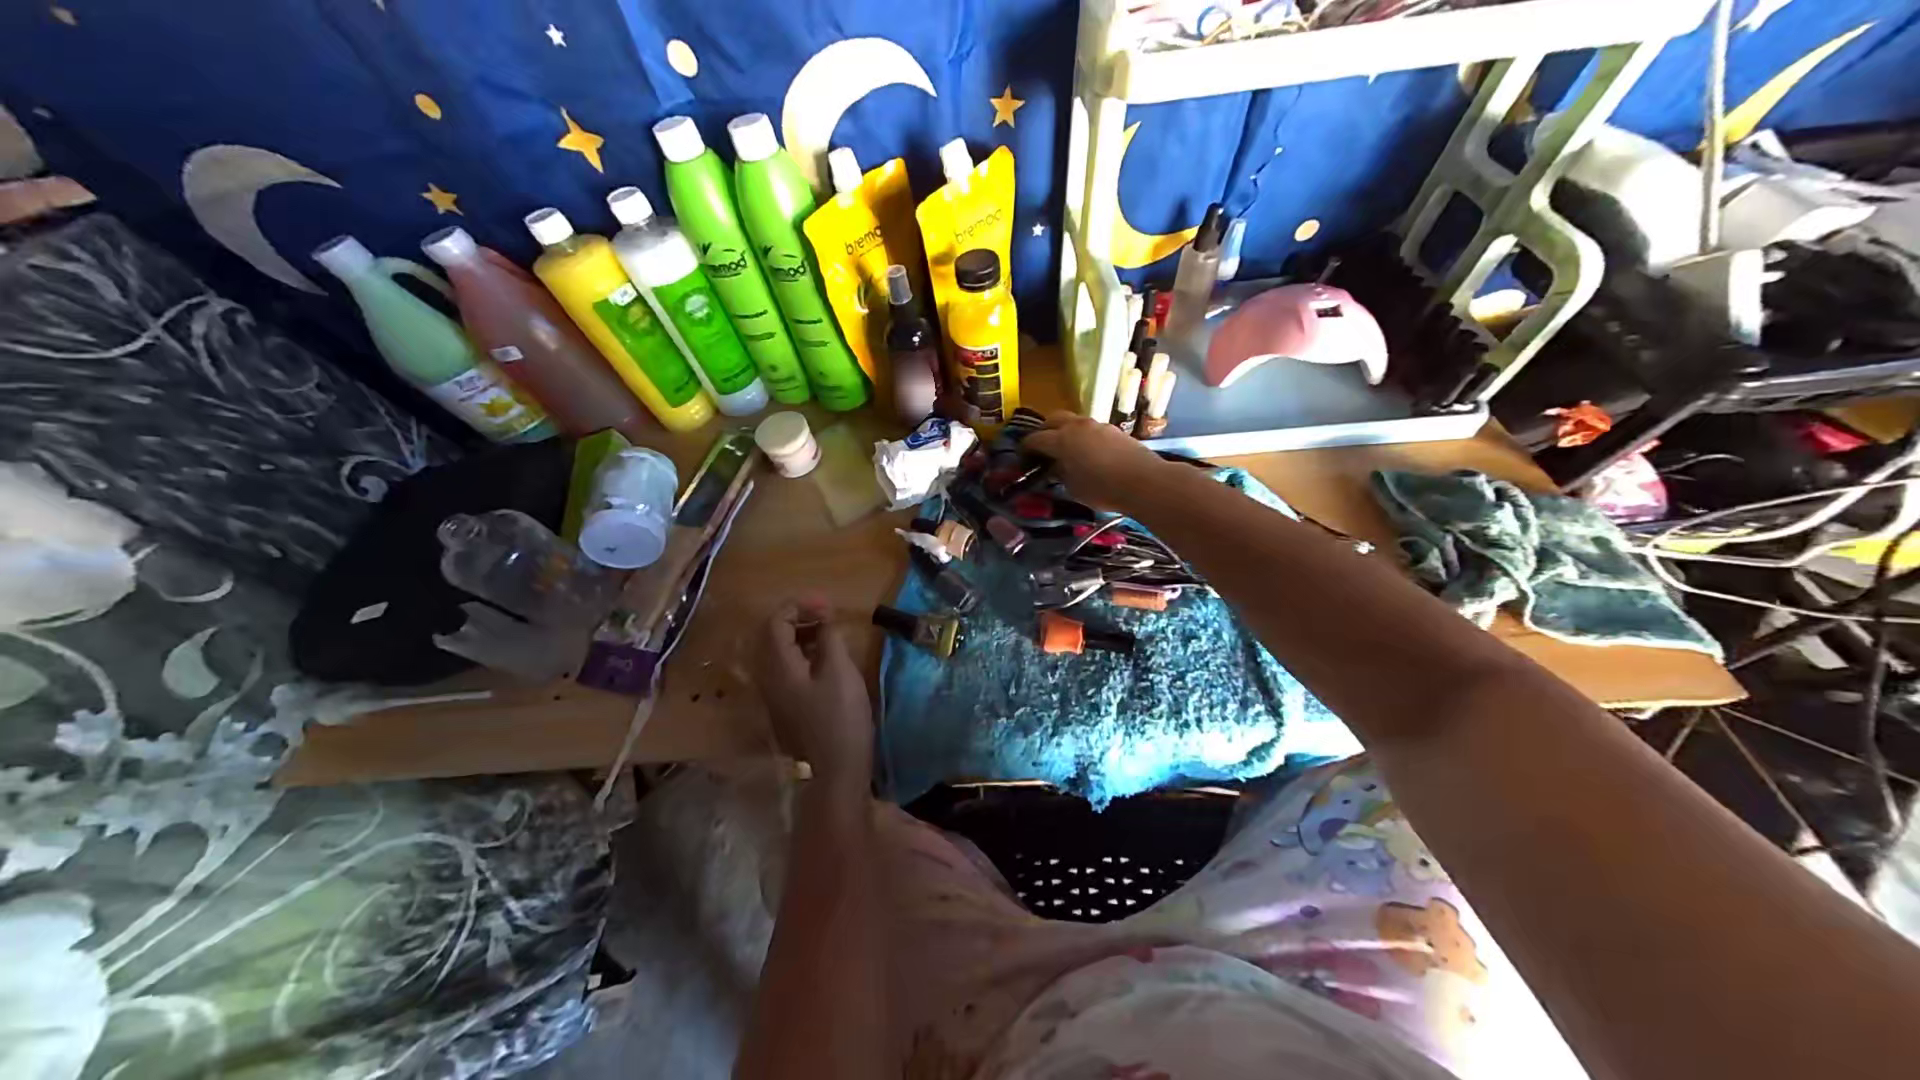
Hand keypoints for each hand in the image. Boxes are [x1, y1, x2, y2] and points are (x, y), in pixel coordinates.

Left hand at [754, 599, 873, 791]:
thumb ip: (828, 637)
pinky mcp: (785, 706)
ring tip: (831, 633)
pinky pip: (787, 668)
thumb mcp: (838, 670)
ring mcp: (774, 694)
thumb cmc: (839, 716)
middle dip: (800, 617)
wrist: (835, 770)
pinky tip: (826, 659)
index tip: (829, 606)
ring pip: (780, 653)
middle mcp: (767, 677)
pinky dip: (804, 654)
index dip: (800, 605)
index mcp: (777, 665)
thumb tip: (823, 619)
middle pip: (773, 635)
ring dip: (803, 635)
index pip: (776, 621)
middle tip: (829, 615)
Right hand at [1021, 410, 1175, 511]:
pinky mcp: (1114, 430)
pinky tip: (1087, 453)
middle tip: (1042, 448)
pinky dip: (1082, 436)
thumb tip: (1055, 466)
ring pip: (1074, 421)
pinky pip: (1090, 429)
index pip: (1036, 438)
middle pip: (1053, 419)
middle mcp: (1077, 426)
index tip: (1023, 457)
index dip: (1026, 448)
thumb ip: (1060, 473)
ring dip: (1065, 431)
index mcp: (1062, 439)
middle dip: (1044, 430)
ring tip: (1065, 450)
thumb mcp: (1073, 487)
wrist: (1145, 482)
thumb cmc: (1103, 489)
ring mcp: (1098, 425)